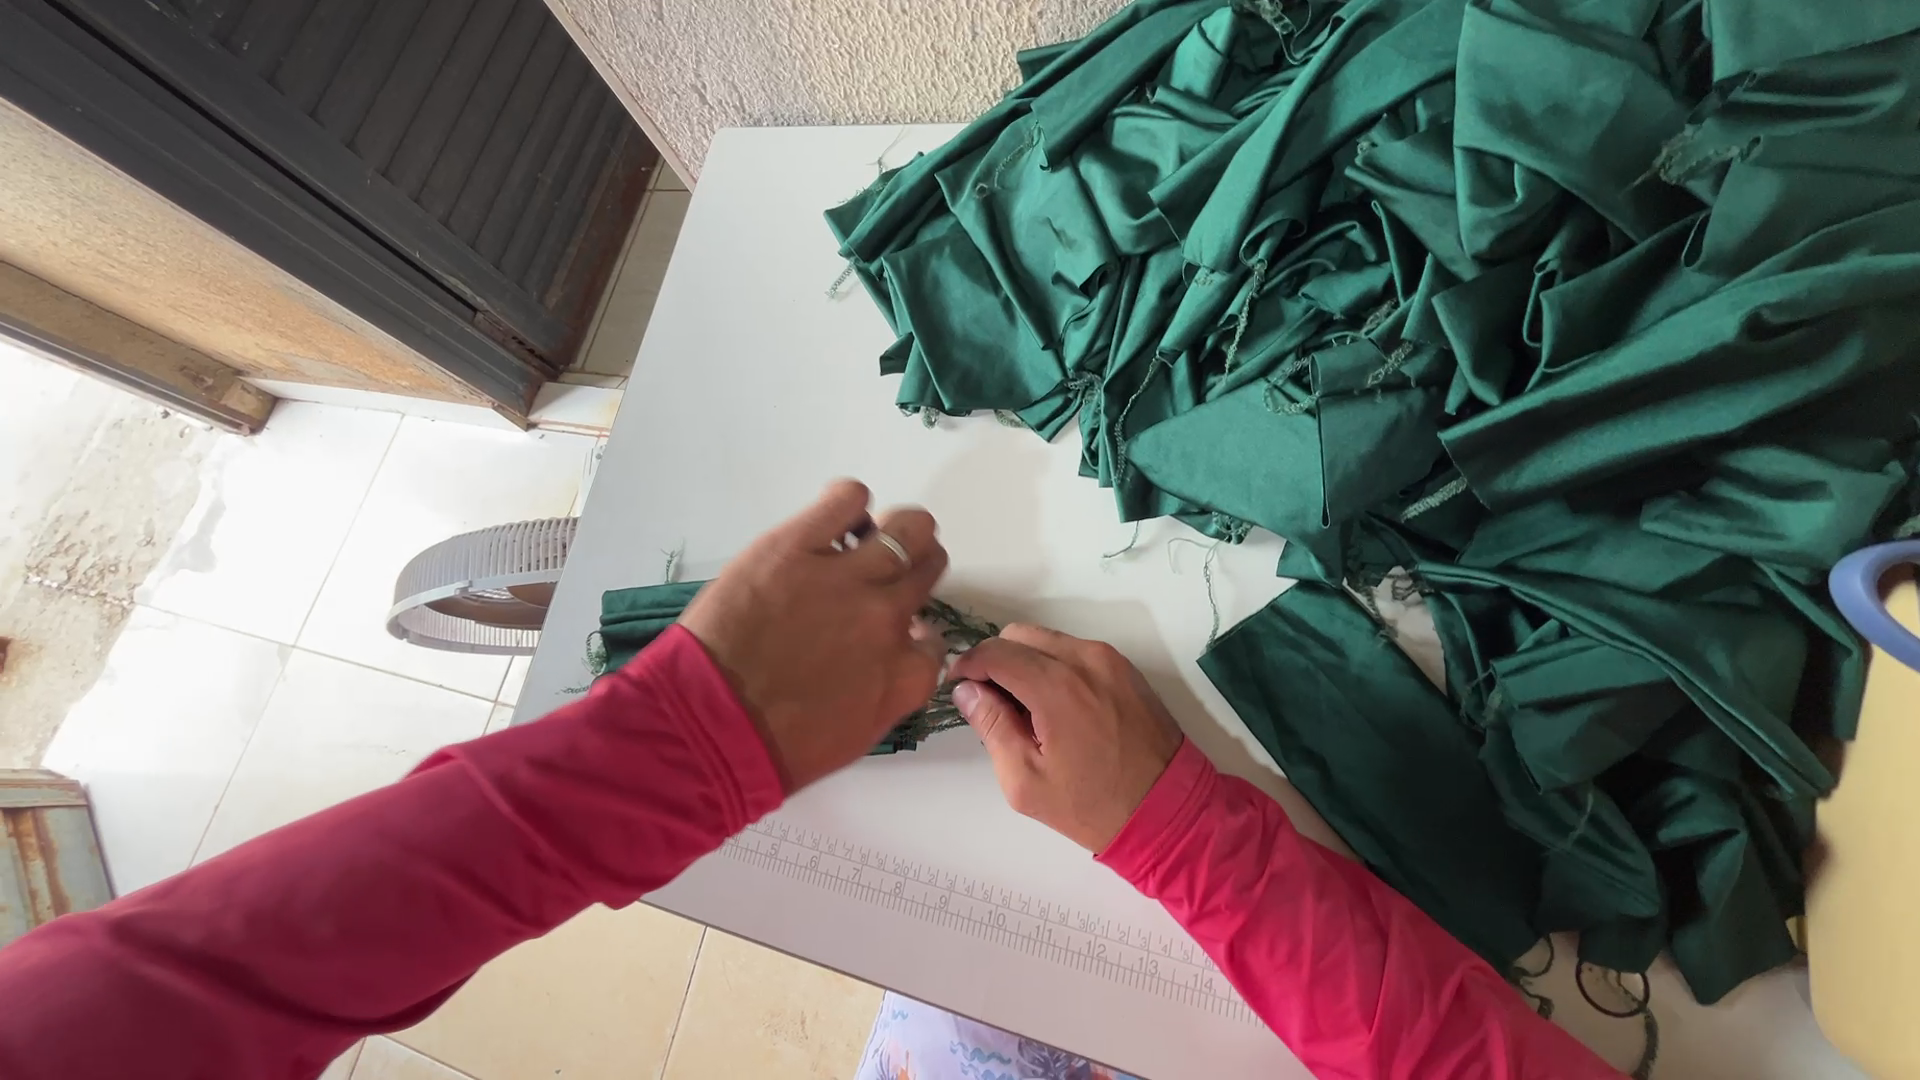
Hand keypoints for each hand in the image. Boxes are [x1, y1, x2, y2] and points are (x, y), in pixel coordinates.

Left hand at [680, 480, 947, 790]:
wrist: (709, 727)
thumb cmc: (779, 746)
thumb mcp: (859, 729)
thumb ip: (892, 685)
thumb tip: (899, 646)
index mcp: (906, 669)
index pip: (935, 635)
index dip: (914, 629)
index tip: (893, 630)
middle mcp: (889, 615)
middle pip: (929, 566)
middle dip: (915, 567)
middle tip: (884, 573)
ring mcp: (847, 577)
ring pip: (908, 526)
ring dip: (896, 532)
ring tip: (866, 539)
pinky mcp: (799, 545)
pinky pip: (848, 498)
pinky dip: (850, 503)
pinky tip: (834, 520)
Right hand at [948, 625, 1183, 851]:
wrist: (1169, 811)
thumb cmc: (1091, 805)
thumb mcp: (1025, 780)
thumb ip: (991, 726)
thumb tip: (967, 690)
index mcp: (1056, 686)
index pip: (994, 652)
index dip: (967, 665)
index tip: (957, 687)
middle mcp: (1083, 659)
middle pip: (1019, 635)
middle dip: (995, 660)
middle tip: (991, 701)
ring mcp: (1109, 659)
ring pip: (1046, 638)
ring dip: (1024, 661)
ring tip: (1025, 706)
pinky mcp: (1124, 667)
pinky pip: (1074, 649)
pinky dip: (1053, 664)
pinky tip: (1054, 704)